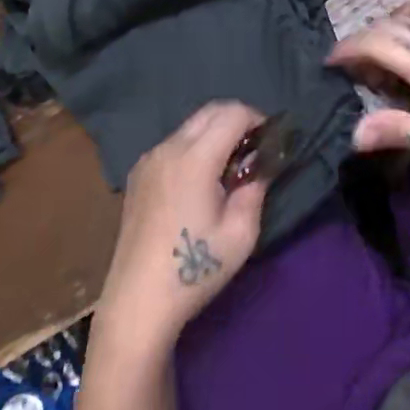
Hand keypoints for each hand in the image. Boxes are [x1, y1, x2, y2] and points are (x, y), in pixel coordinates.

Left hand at [97, 102, 270, 345]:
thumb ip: (255, 189)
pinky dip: (193, 147)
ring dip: (213, 133)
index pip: (231, 113)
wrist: (138, 297)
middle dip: (236, 120)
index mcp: (195, 158)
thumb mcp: (240, 234)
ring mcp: (149, 158)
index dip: (257, 118)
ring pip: (189, 127)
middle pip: (208, 112)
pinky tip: (199, 181)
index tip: (271, 139)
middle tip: (255, 149)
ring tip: (229, 168)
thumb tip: (260, 164)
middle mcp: (168, 147)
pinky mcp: (138, 173)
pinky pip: (172, 144)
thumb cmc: (195, 269)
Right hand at [329, 0, 409, 183]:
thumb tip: (352, 134)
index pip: (376, 41)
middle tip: (355, 77)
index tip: (328, 65)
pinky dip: (407, 16)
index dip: (347, 50)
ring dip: (381, 33)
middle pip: (385, 25)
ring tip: (378, 65)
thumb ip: (397, 131)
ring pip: (403, 17)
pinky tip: (406, 34)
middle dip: (360, 44)